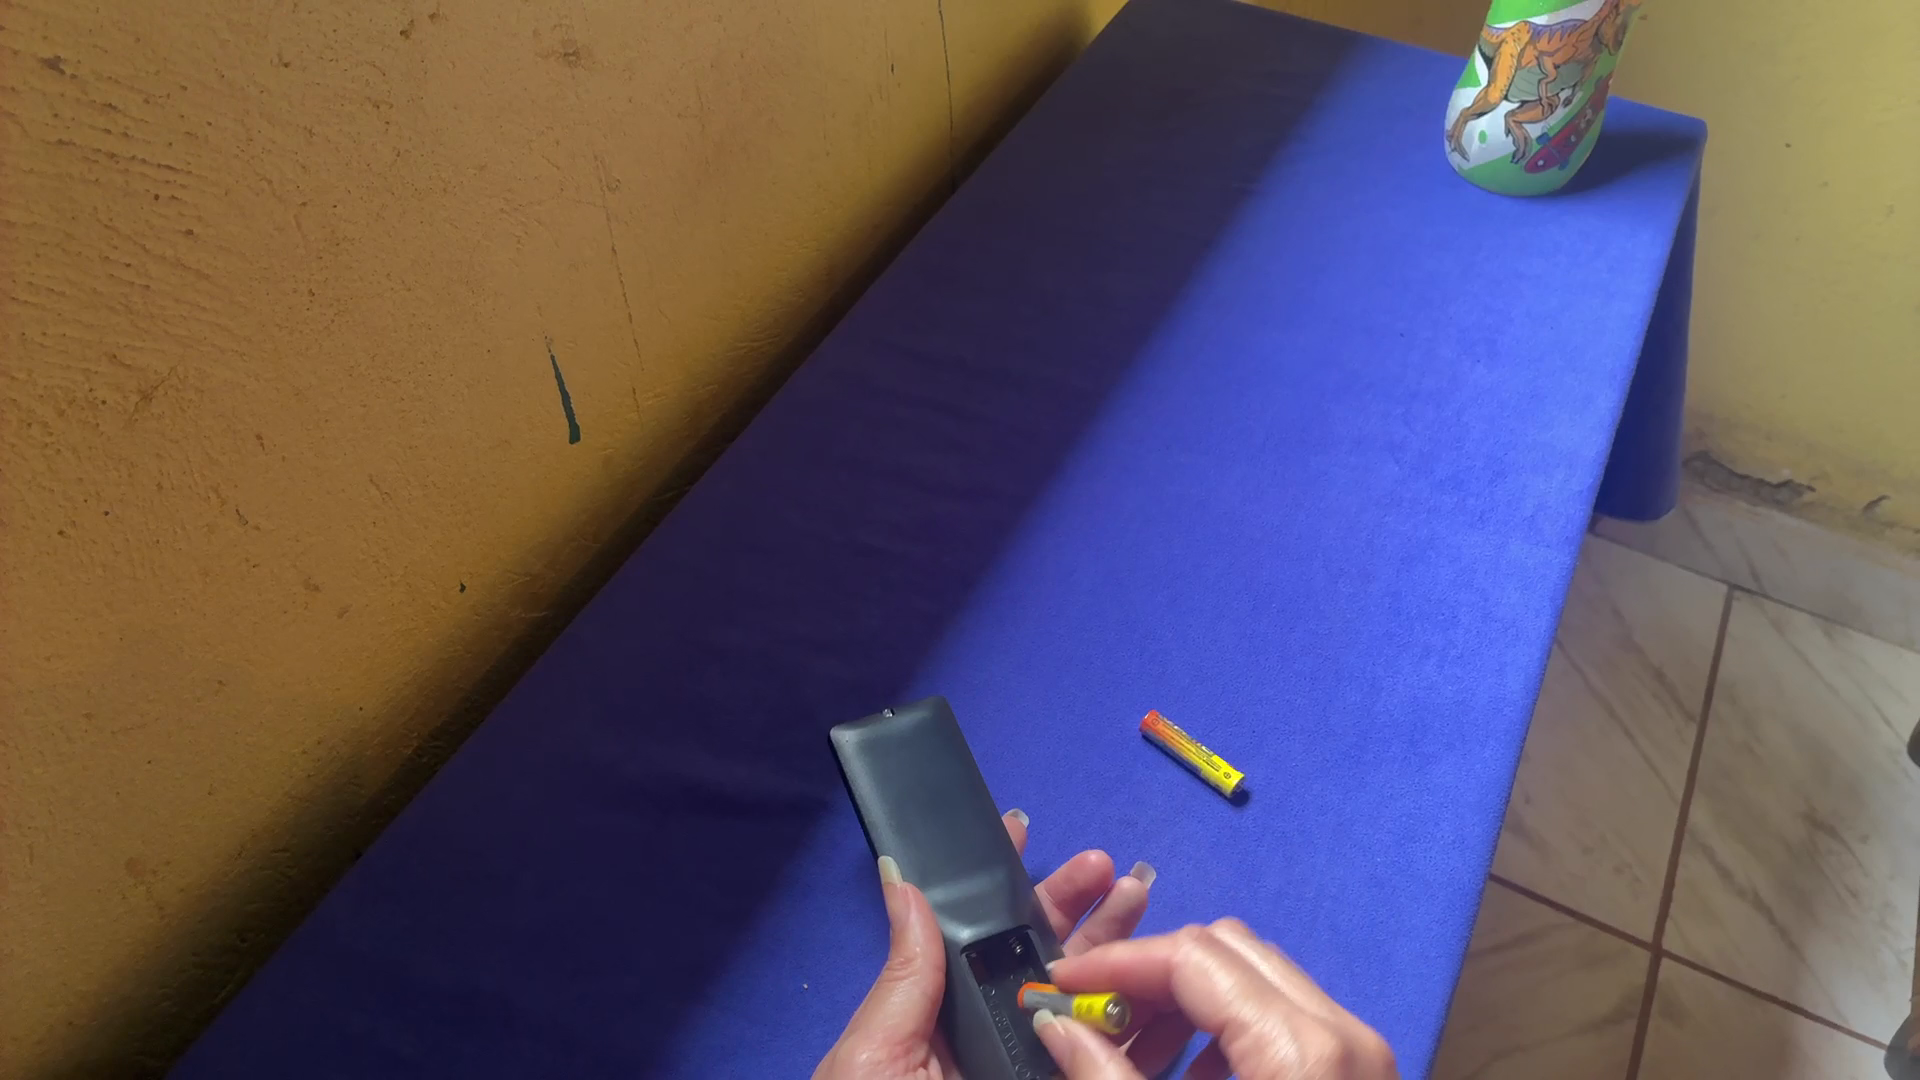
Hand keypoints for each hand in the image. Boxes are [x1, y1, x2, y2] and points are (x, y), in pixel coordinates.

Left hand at [813, 809, 1155, 1079]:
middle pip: (1044, 955)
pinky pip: (1109, 1061)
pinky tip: (1164, 983)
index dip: (1004, 881)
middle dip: (1076, 903)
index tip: (1023, 827)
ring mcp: (1036, 1069)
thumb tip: (900, 879)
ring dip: (1117, 945)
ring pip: (1086, 999)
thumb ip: (903, 973)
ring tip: (1140, 895)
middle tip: (1106, 864)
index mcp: (945, 1014)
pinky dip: (1144, 1018)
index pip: (982, 934)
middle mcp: (995, 1037)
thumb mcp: (874, 1055)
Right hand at [1036, 919, 1396, 1079]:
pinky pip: (1281, 1017)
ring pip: (1252, 975)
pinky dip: (1223, 1028)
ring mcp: (1360, 1056)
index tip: (1060, 981)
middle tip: (1095, 1012)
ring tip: (1134, 1049)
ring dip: (1184, 997)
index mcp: (1301, 1050)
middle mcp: (1341, 1033)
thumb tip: (1057, 1024)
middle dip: (1149, 973)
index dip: (1115, 962)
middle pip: (1223, 948)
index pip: (1190, 955)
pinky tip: (1189, 1079)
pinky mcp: (1359, 1079)